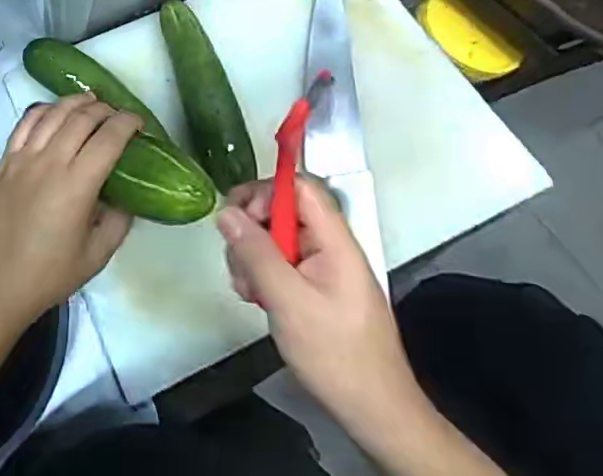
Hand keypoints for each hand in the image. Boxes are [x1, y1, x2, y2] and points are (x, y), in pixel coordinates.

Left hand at [0, 95, 138, 327]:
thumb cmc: (51, 273)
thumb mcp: (98, 254)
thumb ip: (119, 220)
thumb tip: (127, 195)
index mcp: (77, 185)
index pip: (108, 138)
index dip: (127, 123)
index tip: (139, 123)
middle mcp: (50, 162)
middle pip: (81, 118)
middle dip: (104, 109)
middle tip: (118, 114)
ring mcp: (24, 157)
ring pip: (53, 114)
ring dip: (75, 102)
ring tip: (91, 100)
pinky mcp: (6, 160)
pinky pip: (25, 123)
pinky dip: (43, 110)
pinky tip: (54, 110)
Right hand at [217, 178, 428, 439]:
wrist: (376, 414)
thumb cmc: (336, 355)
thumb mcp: (288, 302)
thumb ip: (256, 253)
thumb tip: (226, 212)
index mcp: (335, 243)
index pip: (301, 187)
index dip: (265, 191)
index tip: (238, 215)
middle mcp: (330, 248)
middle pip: (282, 211)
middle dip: (252, 230)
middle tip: (237, 260)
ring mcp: (323, 269)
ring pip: (276, 237)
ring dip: (252, 256)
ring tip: (248, 289)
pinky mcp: (315, 288)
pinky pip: (281, 262)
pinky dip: (261, 273)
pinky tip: (256, 298)